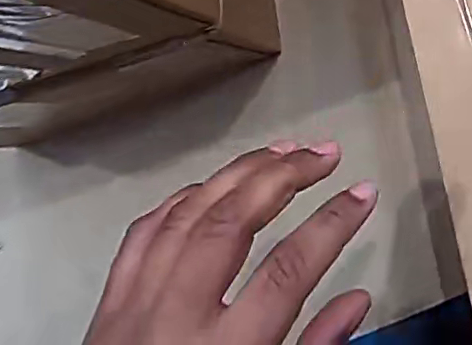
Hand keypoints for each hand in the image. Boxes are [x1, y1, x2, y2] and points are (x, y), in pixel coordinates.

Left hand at [83, 140, 376, 344]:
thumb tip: (358, 298)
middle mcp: (172, 322)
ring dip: (242, 171)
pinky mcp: (105, 309)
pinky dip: (186, 197)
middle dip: (286, 175)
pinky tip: (217, 183)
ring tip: (285, 149)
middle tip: (327, 152)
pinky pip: (147, 232)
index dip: (333, 223)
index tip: (366, 190)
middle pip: (231, 223)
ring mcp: (132, 311)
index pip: (287, 271)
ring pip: (189, 214)